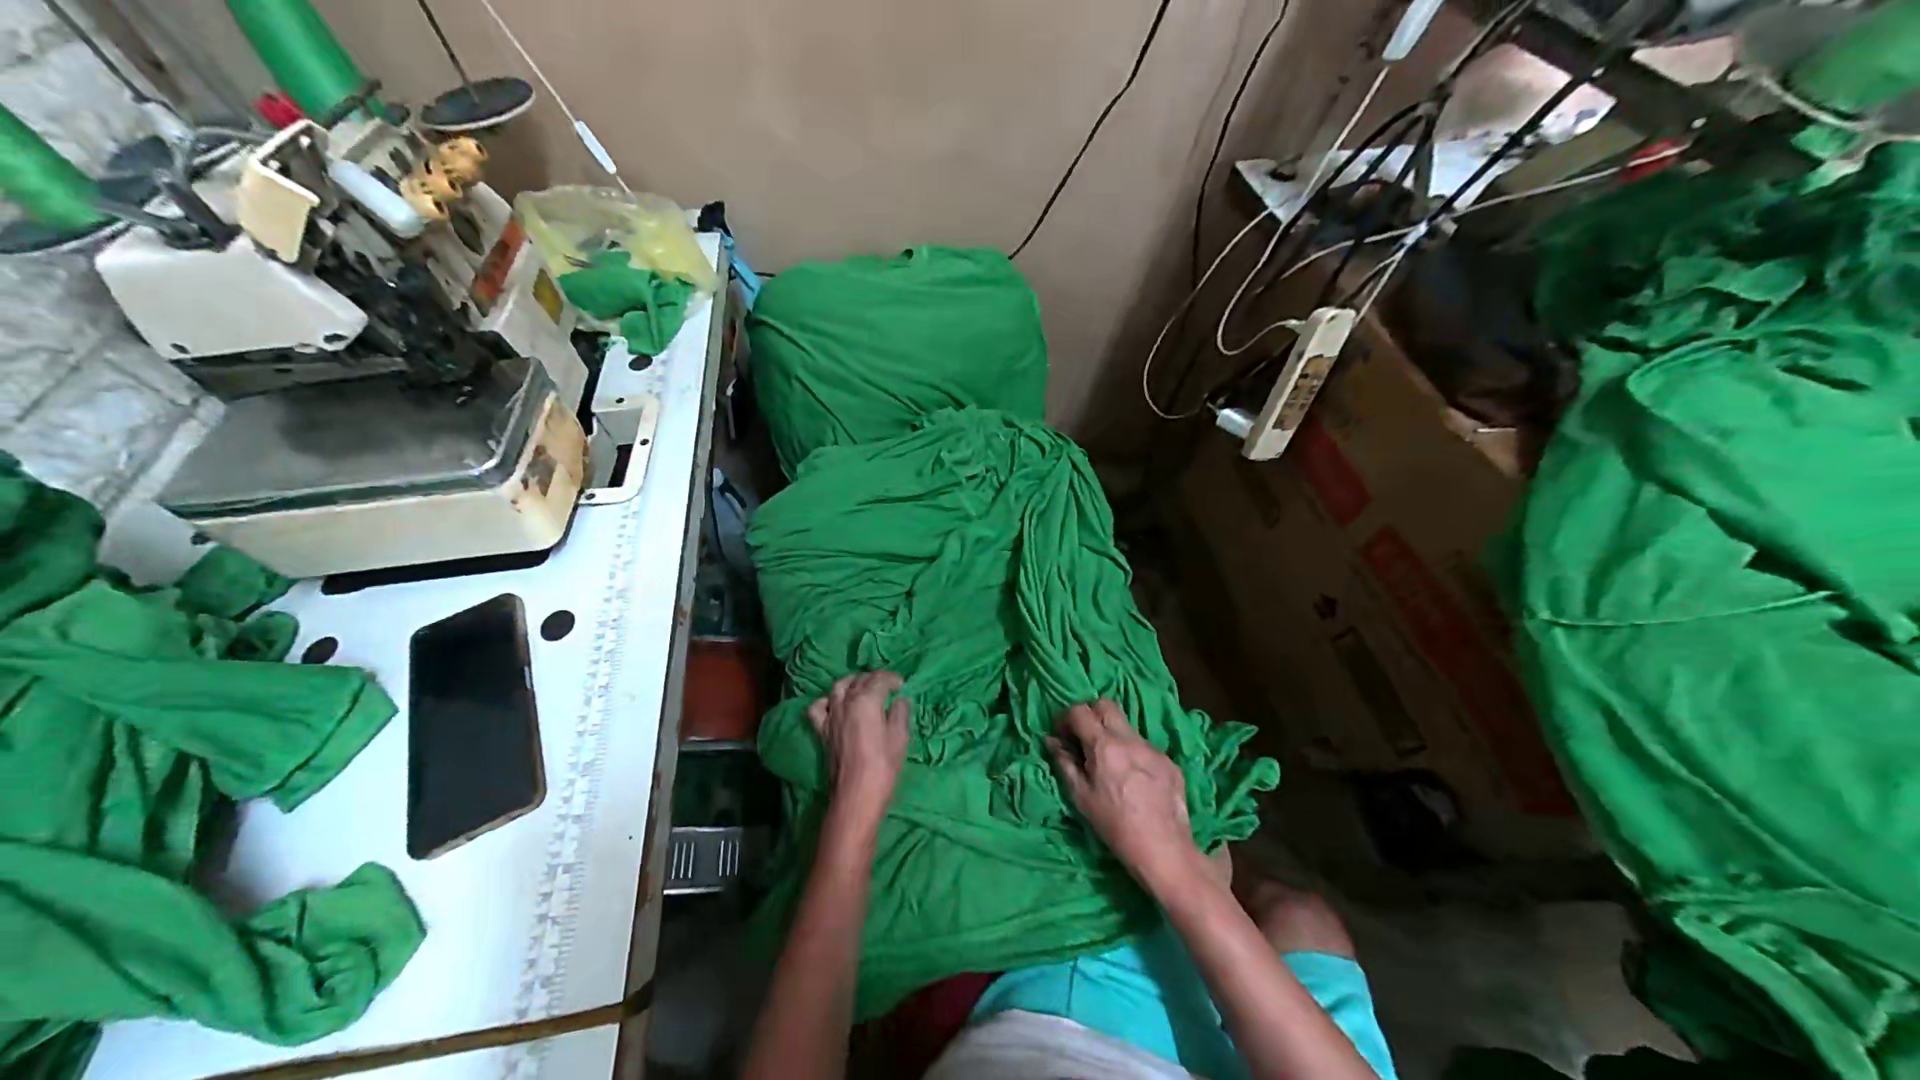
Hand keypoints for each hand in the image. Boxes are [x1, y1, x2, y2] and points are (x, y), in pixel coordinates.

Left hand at [807, 671, 910, 827]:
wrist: (855, 795)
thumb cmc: (882, 766)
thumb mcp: (900, 738)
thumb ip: (900, 714)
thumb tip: (900, 701)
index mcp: (867, 700)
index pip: (880, 679)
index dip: (893, 679)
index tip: (902, 685)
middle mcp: (846, 702)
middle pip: (859, 680)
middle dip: (874, 678)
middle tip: (887, 686)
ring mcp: (831, 715)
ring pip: (838, 687)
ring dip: (852, 682)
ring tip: (862, 688)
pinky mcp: (821, 730)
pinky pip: (818, 707)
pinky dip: (826, 701)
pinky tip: (835, 705)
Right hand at [1048, 699, 1201, 891]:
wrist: (1162, 847)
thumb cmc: (1114, 824)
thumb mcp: (1080, 796)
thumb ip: (1064, 763)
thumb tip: (1051, 741)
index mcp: (1104, 746)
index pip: (1080, 711)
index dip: (1066, 718)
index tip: (1062, 735)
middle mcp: (1130, 739)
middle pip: (1106, 705)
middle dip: (1090, 714)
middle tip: (1084, 738)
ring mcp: (1153, 748)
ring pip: (1127, 726)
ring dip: (1112, 734)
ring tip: (1110, 763)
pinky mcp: (1169, 761)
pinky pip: (1144, 746)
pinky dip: (1132, 753)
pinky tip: (1133, 780)